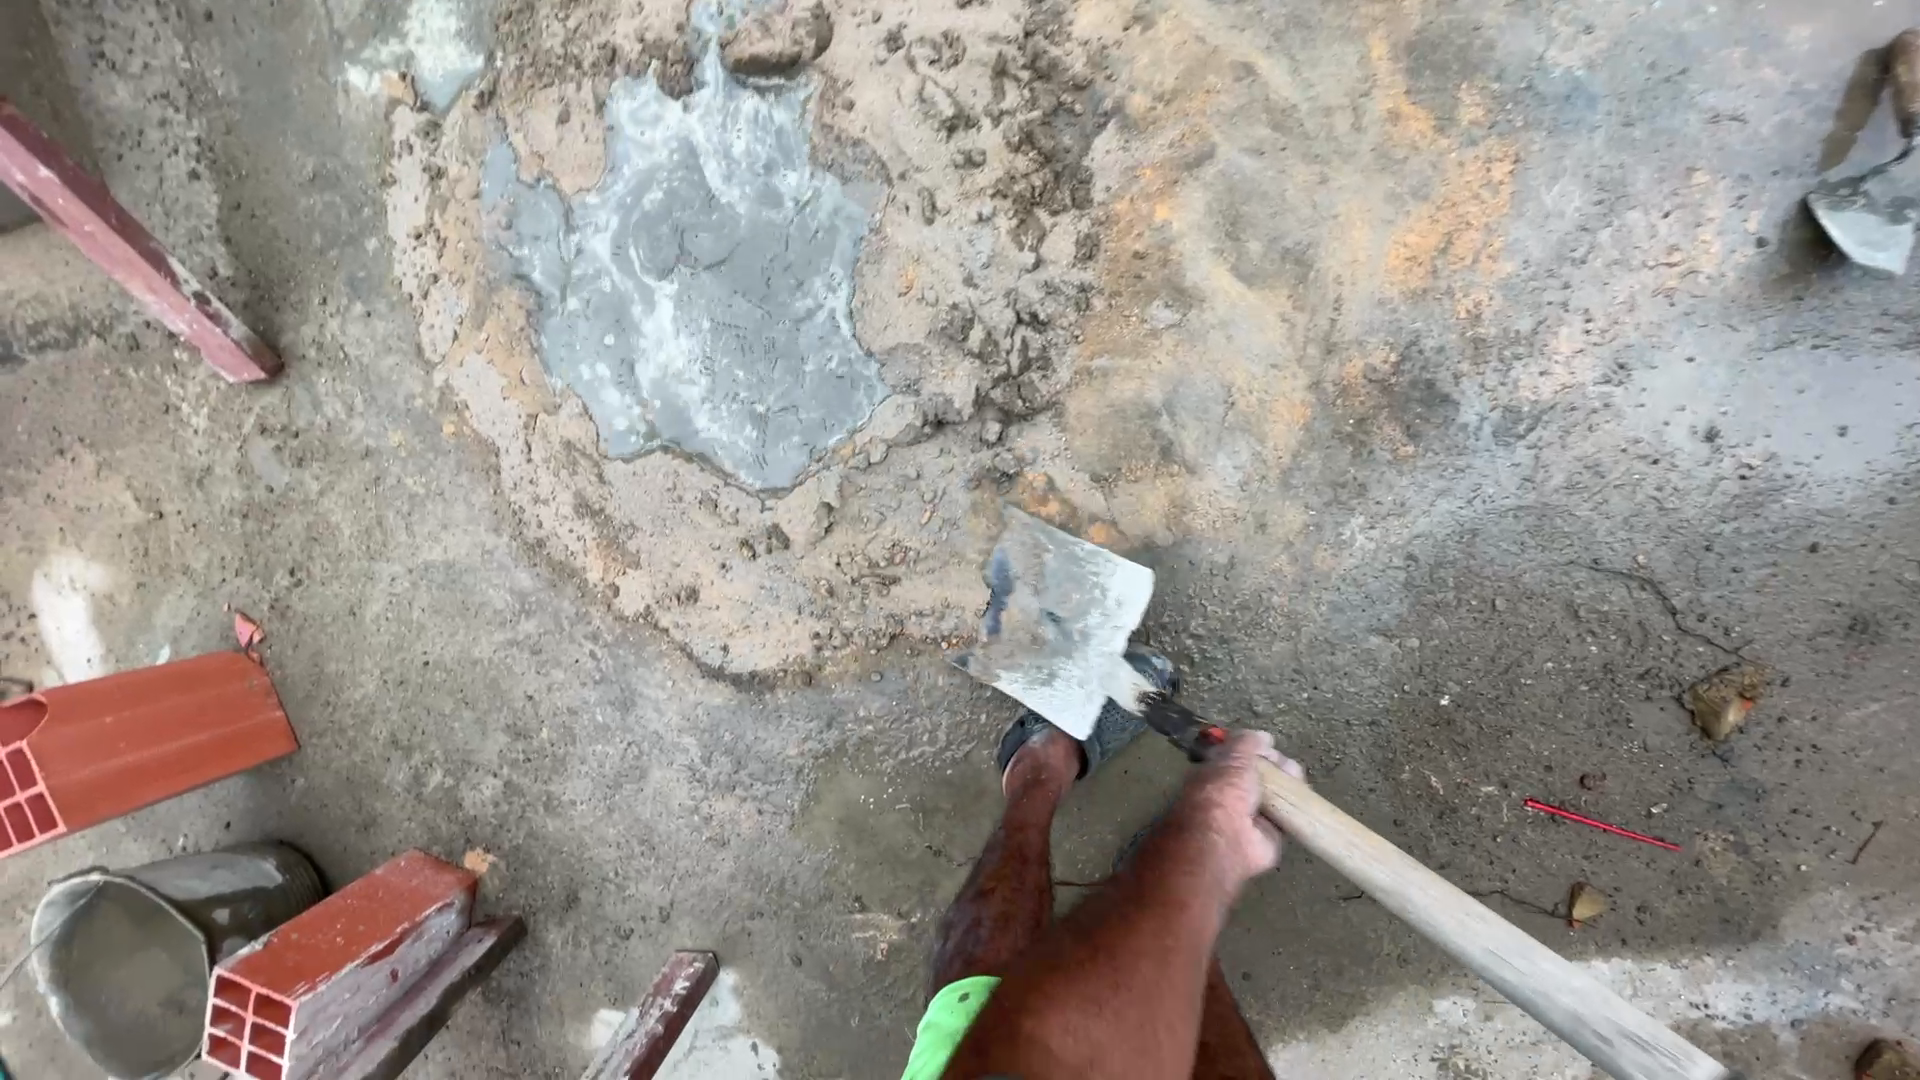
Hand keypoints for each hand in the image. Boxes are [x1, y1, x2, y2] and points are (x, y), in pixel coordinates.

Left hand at [1169, 730, 1303, 890]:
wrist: (1229, 836)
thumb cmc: (1224, 789)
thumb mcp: (1233, 756)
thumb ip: (1246, 743)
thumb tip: (1263, 736)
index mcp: (1213, 773)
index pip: (1236, 756)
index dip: (1254, 749)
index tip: (1269, 744)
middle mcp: (1230, 792)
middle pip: (1258, 774)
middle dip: (1275, 766)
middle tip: (1287, 764)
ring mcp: (1249, 814)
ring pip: (1273, 793)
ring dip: (1287, 783)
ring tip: (1296, 776)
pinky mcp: (1269, 833)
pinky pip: (1285, 815)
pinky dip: (1295, 805)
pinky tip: (1304, 795)